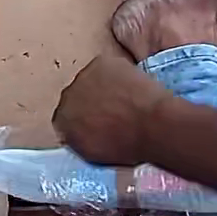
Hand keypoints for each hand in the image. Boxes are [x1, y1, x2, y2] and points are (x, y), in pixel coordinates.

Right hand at [52, 47, 176, 165]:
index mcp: (62, 120)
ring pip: (91, 80)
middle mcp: (66, 96)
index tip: (98, 123)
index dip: (82, 119)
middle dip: (91, 102)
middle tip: (114, 110)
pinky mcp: (100, 63)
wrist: (153, 126)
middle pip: (76, 96)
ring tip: (126, 98)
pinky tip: (132, 85)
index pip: (66, 118)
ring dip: (103, 87)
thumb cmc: (127, 146)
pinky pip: (106, 67)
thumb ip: (78, 139)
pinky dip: (117, 74)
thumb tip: (79, 132)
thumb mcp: (94, 152)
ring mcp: (82, 77)